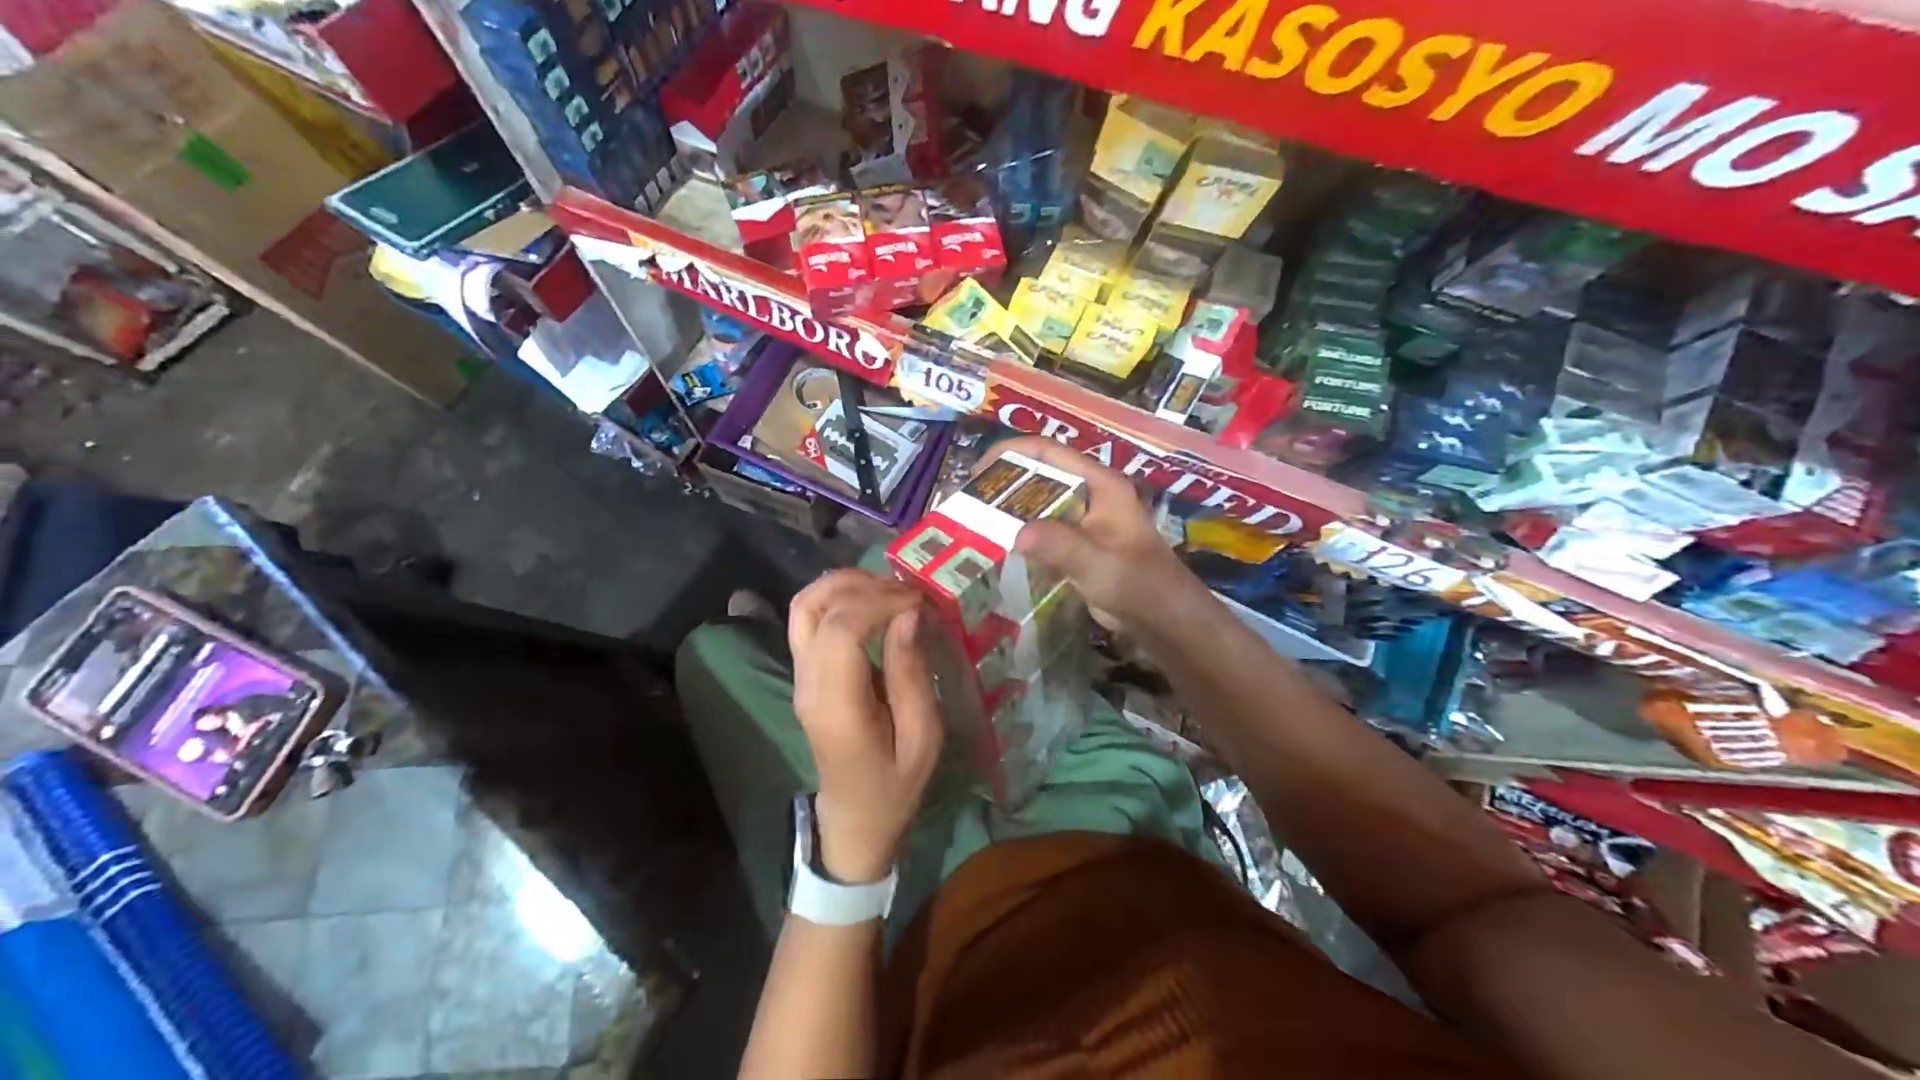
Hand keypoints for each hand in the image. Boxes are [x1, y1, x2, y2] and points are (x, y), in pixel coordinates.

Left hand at [788, 570, 943, 883]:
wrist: (855, 817)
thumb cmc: (895, 784)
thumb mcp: (922, 738)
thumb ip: (912, 674)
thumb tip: (909, 615)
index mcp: (836, 705)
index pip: (840, 629)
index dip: (880, 602)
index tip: (919, 603)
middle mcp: (807, 683)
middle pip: (815, 608)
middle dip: (865, 587)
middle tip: (909, 594)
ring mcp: (799, 676)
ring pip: (803, 606)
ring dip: (844, 585)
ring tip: (888, 589)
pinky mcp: (803, 672)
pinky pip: (808, 619)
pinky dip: (837, 598)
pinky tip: (871, 601)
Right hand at [982, 437, 1205, 628]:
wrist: (1162, 618)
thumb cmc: (1137, 582)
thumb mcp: (1096, 561)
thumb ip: (1059, 545)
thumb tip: (1016, 534)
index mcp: (1099, 483)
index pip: (1049, 452)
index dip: (1010, 453)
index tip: (977, 471)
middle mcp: (1089, 494)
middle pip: (1039, 476)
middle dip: (1004, 485)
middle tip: (968, 502)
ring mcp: (1083, 519)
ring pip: (1038, 504)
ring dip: (1009, 512)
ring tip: (974, 523)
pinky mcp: (1077, 544)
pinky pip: (1042, 531)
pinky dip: (1020, 535)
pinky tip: (997, 548)